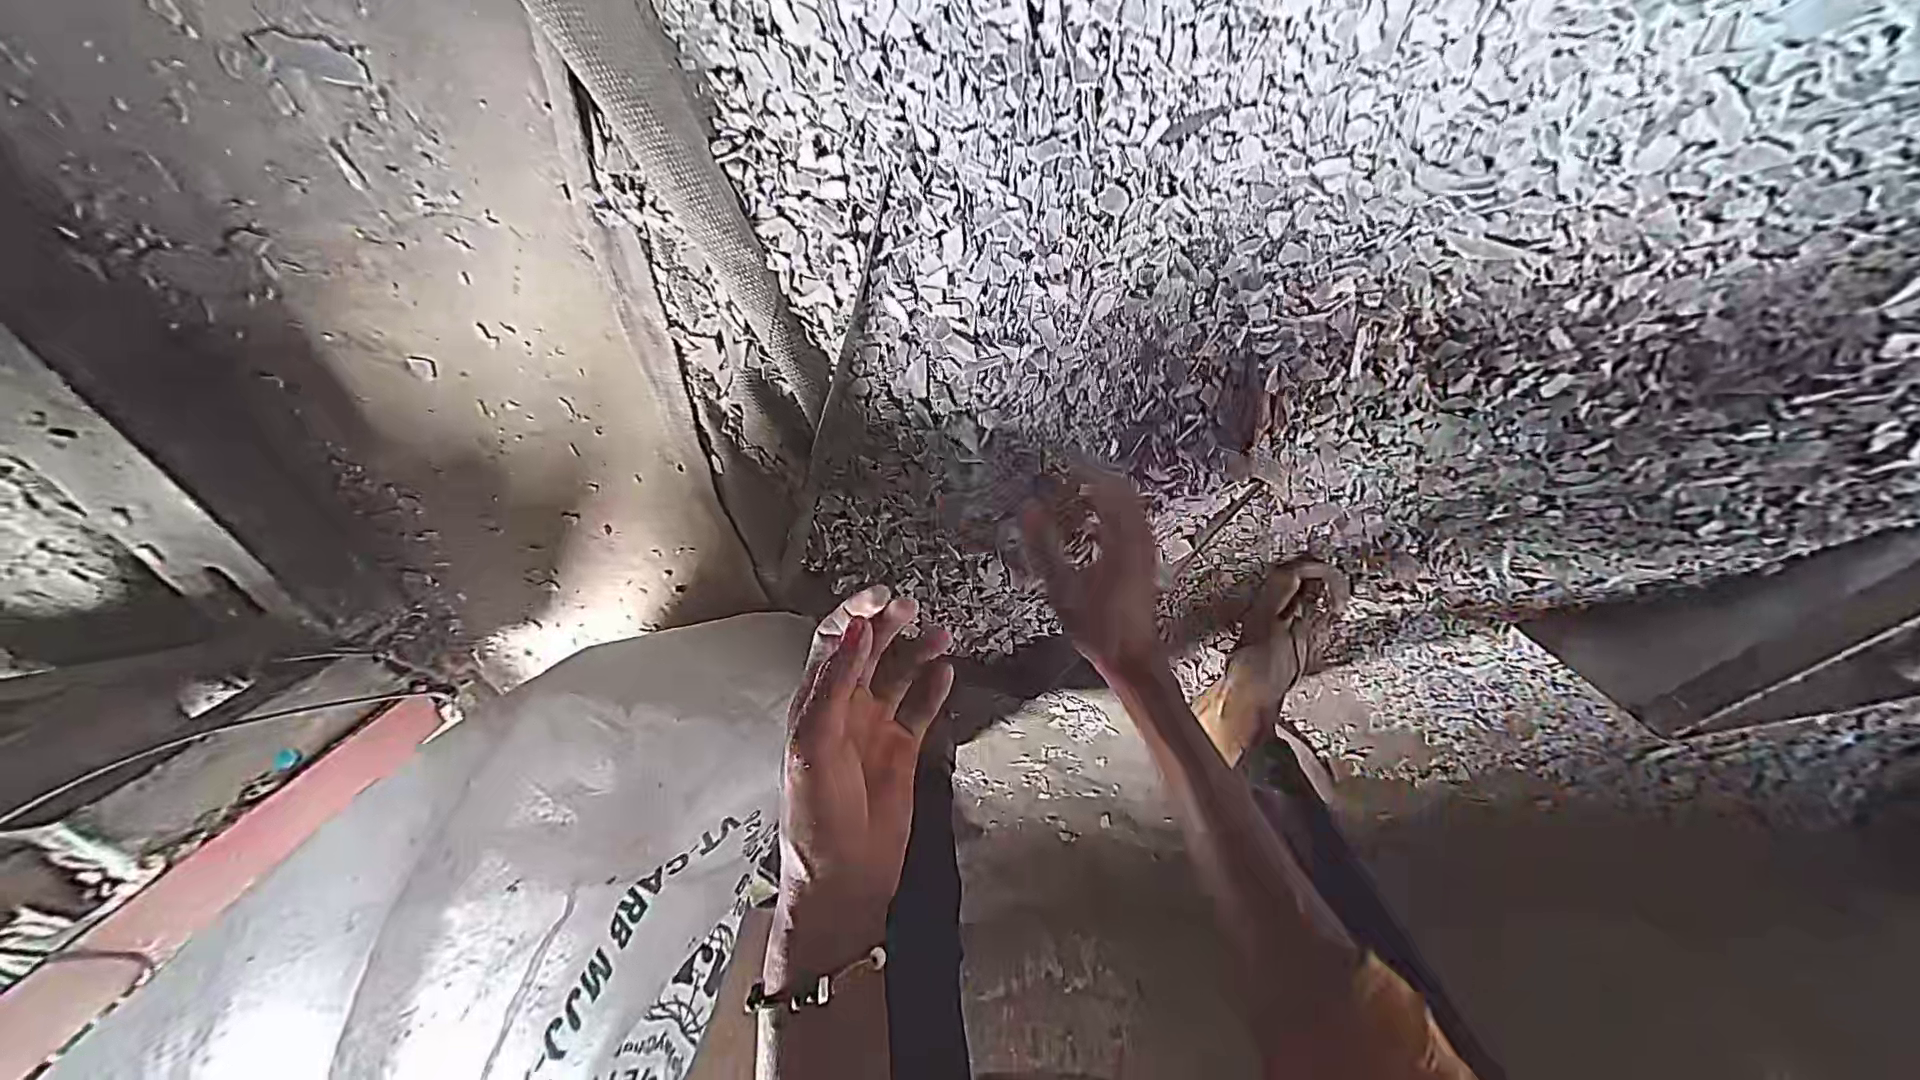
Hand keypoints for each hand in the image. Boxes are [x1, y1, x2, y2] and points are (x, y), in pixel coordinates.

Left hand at [780, 588, 953, 940]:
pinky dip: (933, 688)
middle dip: (889, 626)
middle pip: (868, 652)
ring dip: (917, 652)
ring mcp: (875, 729)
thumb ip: (834, 684)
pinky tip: (945, 672)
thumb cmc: (815, 820)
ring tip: (940, 635)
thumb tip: (852, 632)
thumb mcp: (814, 746)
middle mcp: (845, 709)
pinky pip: (920, 709)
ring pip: (898, 676)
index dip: (854, 614)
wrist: (844, 880)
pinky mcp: (901, 750)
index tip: (881, 597)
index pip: (833, 642)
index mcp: (815, 703)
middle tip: (912, 607)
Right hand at [1020, 466, 1163, 672]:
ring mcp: (1146, 548)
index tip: (1062, 462)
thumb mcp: (1062, 587)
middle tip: (1068, 471)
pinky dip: (1111, 512)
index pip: (1107, 487)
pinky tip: (1091, 522)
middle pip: (1122, 489)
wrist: (1131, 657)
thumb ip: (1043, 545)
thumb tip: (1028, 510)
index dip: (1084, 470)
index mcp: (1123, 540)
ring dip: (1104, 493)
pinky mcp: (1145, 559)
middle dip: (1094, 476)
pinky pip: (1131, 520)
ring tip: (1076, 490)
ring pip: (1129, 504)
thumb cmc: (1099, 627)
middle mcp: (1140, 538)